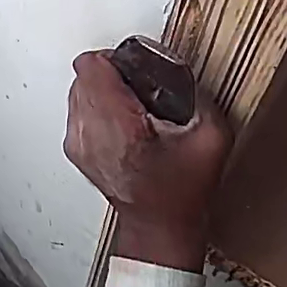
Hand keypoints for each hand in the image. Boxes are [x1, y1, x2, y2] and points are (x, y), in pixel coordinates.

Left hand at [64, 48, 229, 270]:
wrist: (159, 226)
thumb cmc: (182, 191)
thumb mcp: (212, 138)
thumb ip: (199, 96)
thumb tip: (181, 68)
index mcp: (120, 127)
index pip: (91, 68)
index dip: (113, 60)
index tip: (134, 69)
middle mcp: (90, 133)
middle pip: (82, 76)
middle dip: (109, 74)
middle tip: (138, 87)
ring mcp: (78, 142)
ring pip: (77, 91)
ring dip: (100, 90)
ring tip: (130, 106)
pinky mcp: (74, 149)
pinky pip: (76, 110)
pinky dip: (95, 108)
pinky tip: (120, 122)